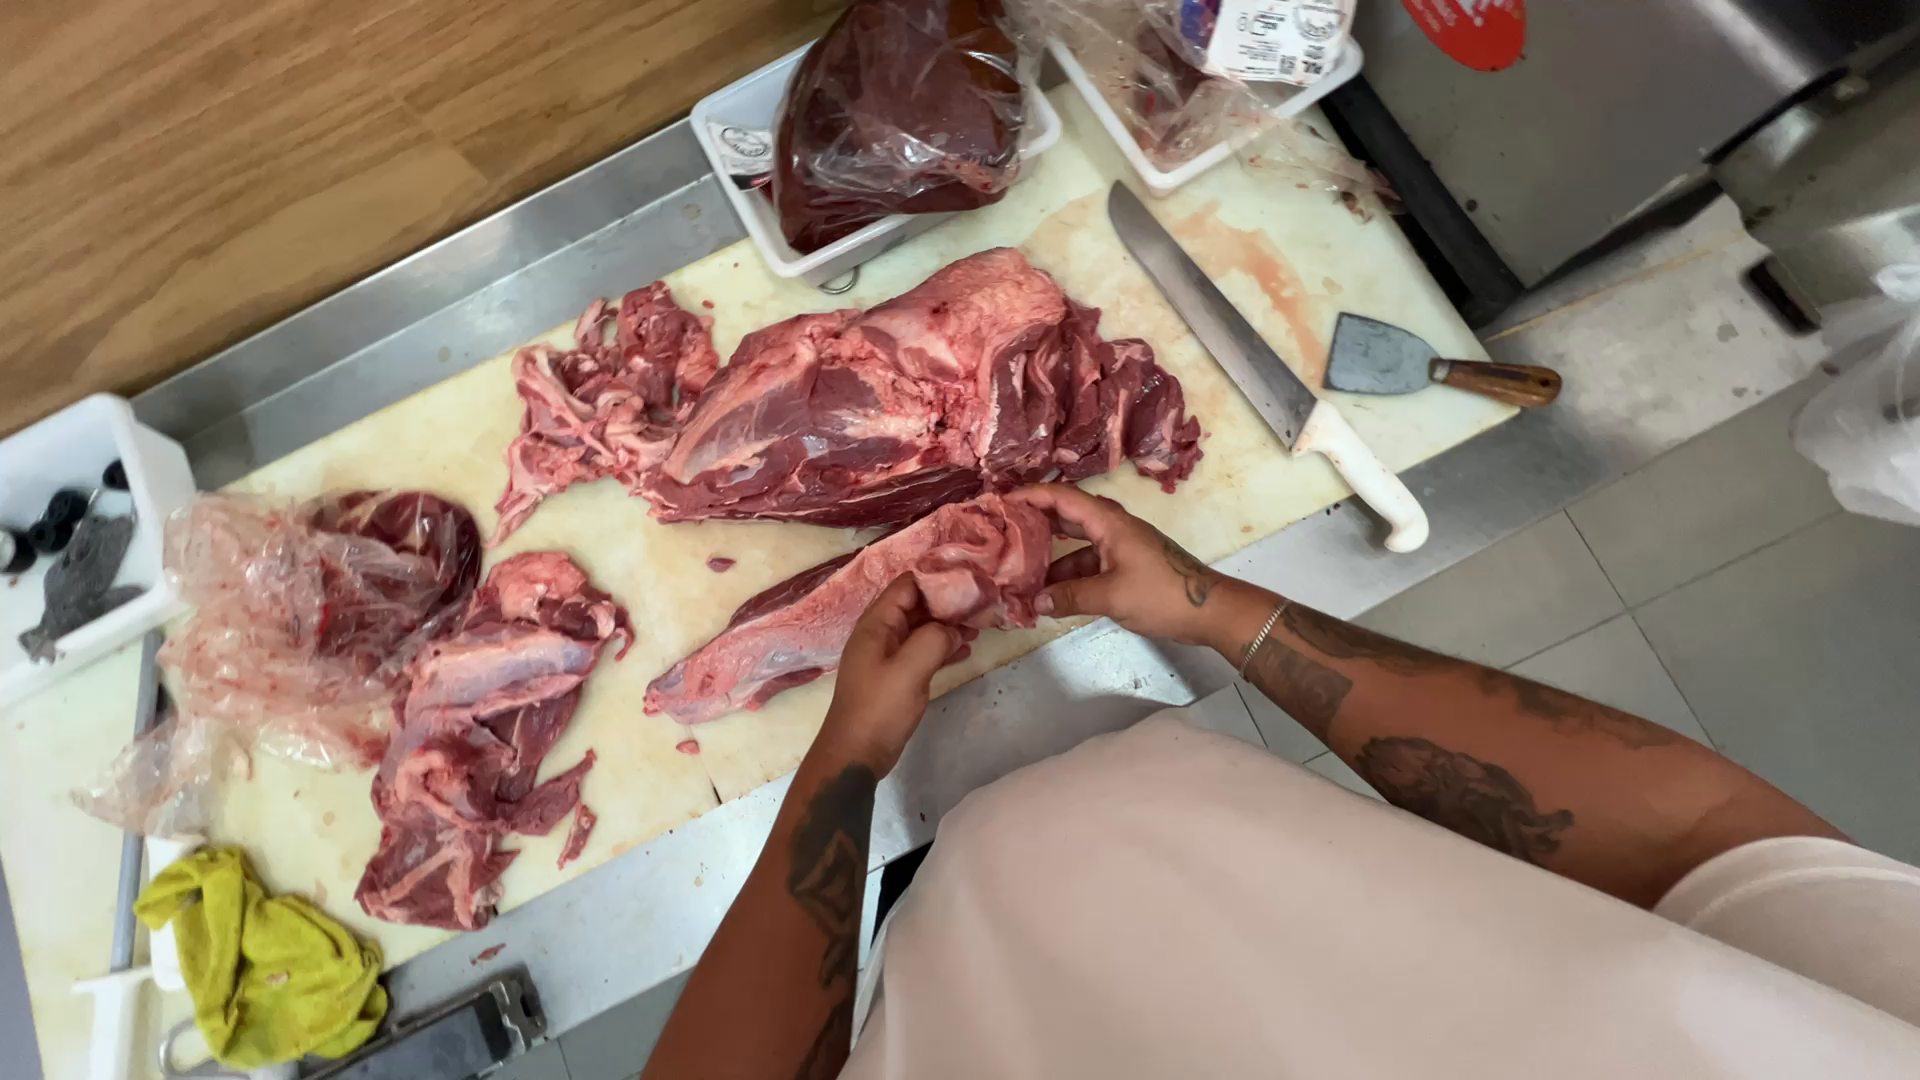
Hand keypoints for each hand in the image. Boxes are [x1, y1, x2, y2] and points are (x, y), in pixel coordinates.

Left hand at [820, 575, 974, 775]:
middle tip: (981, 602)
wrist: (855, 754)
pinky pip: (922, 650)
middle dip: (947, 601)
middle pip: (916, 604)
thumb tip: (953, 629)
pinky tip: (966, 650)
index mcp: (876, 624)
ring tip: (979, 625)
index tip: (969, 579)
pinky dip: (942, 646)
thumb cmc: (879, 708)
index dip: (937, 578)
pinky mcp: (896, 674)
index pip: (908, 585)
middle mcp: (880, 633)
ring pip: (921, 628)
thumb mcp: (909, 670)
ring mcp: (887, 654)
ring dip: (947, 624)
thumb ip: (933, 640)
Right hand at [1009, 484, 1265, 651]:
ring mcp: (1119, 546)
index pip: (1064, 497)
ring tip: (1020, 567)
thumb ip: (1071, 597)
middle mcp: (1112, 527)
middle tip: (1003, 528)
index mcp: (1109, 522)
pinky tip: (1050, 592)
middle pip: (1068, 515)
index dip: (1032, 494)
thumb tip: (1035, 602)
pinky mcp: (1125, 565)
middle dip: (1036, 520)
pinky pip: (1088, 562)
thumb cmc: (1162, 594)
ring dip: (1051, 554)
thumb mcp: (1112, 597)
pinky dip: (1069, 573)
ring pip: (1077, 543)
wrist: (1210, 610)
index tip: (1003, 499)